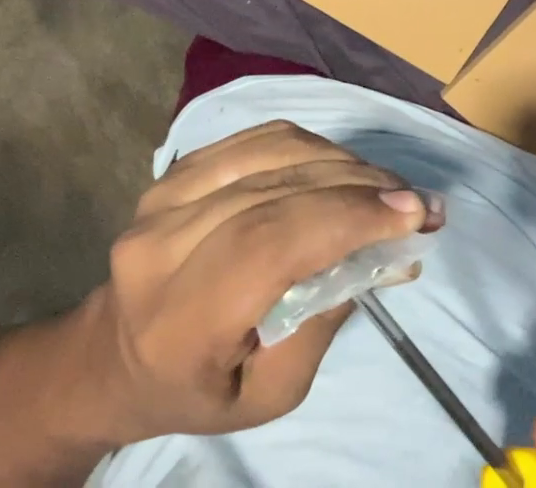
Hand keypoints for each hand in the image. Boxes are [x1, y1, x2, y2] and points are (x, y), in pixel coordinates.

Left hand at [70, 120, 433, 444]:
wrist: (118, 353)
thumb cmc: (199, 387)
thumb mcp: (269, 393)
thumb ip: (318, 323)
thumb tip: (378, 250)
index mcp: (180, 317)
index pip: (265, 244)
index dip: (342, 217)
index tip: (411, 213)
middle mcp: (159, 245)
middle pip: (267, 192)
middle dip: (354, 185)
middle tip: (417, 199)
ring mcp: (157, 200)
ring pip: (259, 155)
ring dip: (334, 159)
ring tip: (385, 183)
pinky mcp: (168, 175)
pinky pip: (244, 142)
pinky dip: (301, 146)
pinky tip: (338, 166)